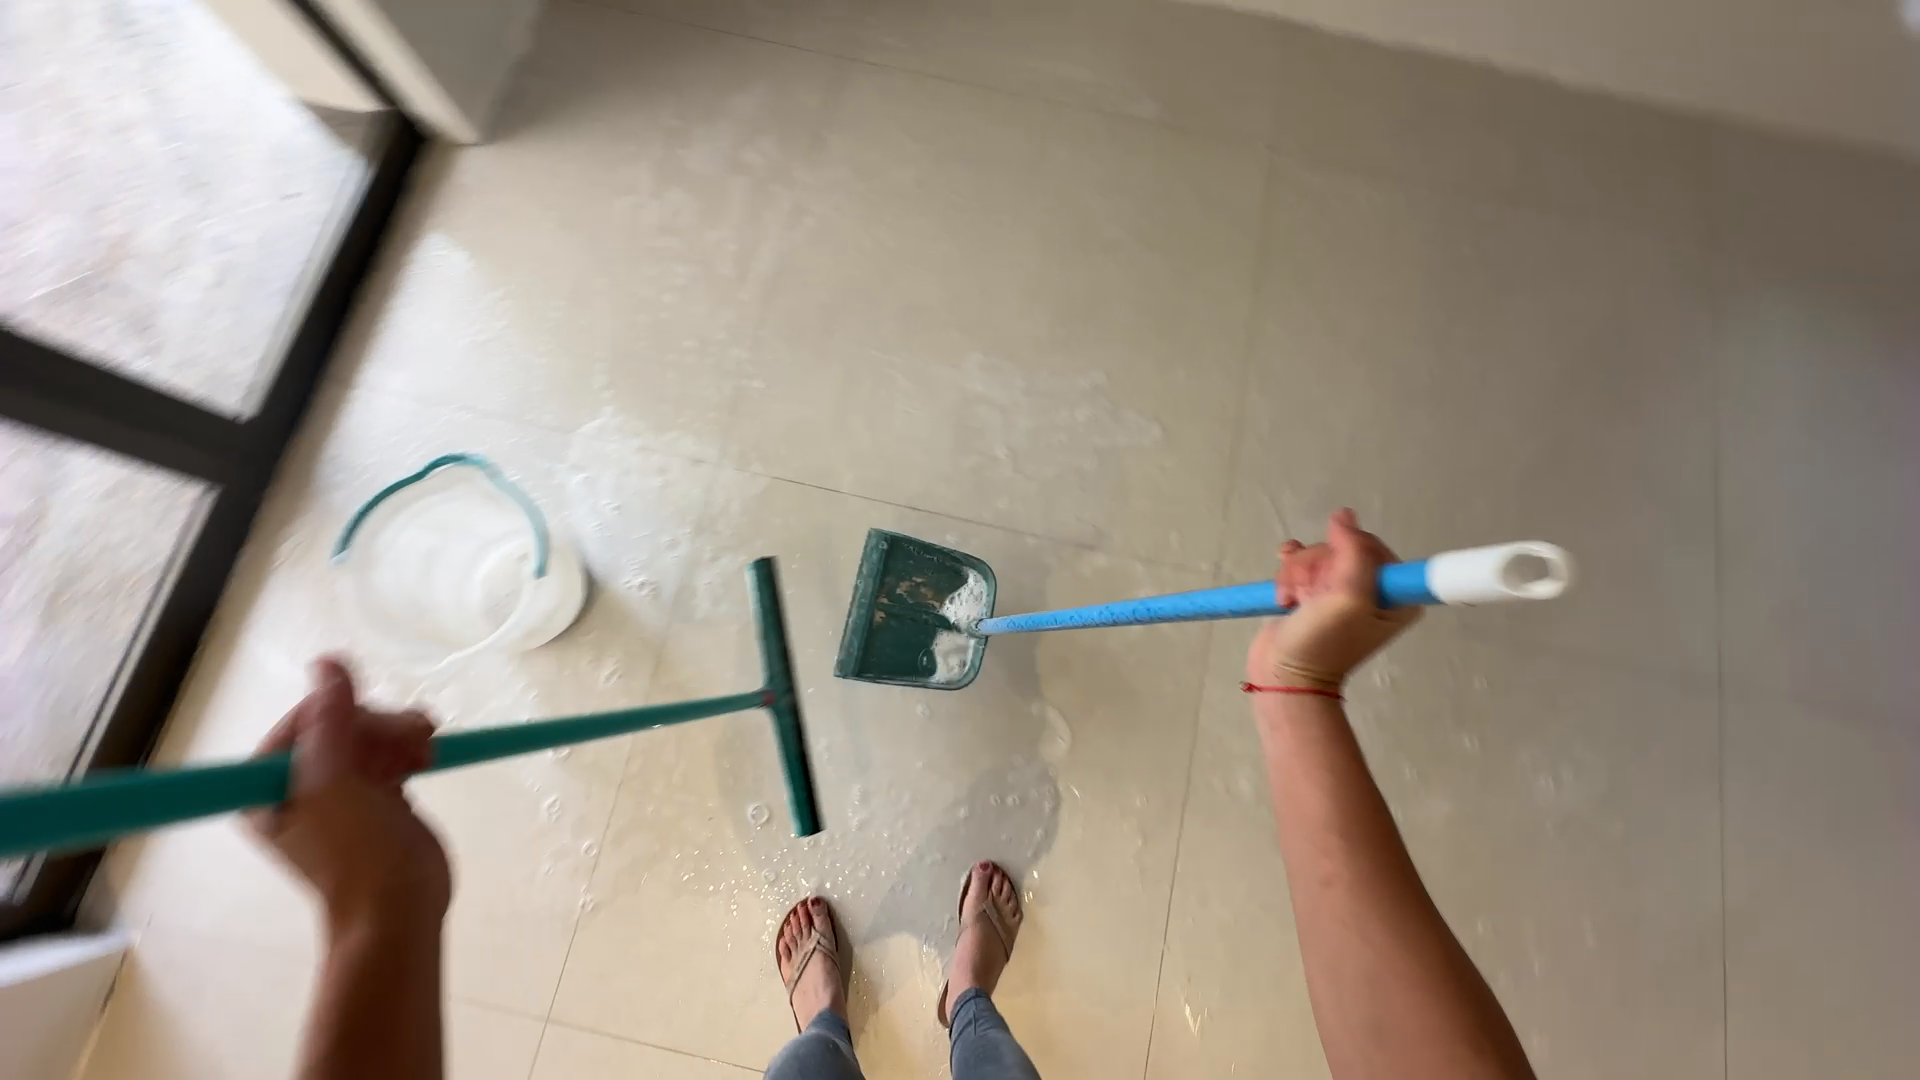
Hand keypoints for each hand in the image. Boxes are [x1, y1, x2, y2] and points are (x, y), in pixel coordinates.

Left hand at [249, 658, 450, 936]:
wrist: (399, 906)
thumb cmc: (357, 851)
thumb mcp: (336, 782)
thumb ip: (331, 720)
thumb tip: (328, 661)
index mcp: (267, 788)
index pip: (304, 721)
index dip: (348, 713)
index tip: (383, 729)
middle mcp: (298, 787)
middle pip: (344, 726)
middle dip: (384, 726)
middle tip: (422, 735)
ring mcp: (341, 793)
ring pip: (373, 737)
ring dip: (404, 734)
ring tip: (430, 748)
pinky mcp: (380, 798)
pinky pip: (392, 755)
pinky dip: (411, 748)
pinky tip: (429, 756)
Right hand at [1247, 508, 1420, 689]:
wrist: (1283, 675)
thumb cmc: (1323, 643)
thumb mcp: (1349, 597)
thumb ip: (1354, 551)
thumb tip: (1343, 515)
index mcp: (1395, 595)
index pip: (1373, 546)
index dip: (1346, 552)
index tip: (1331, 576)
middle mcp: (1371, 591)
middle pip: (1340, 549)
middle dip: (1314, 564)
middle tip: (1307, 593)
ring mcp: (1338, 592)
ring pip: (1315, 556)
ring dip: (1295, 572)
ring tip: (1290, 599)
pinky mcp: (1311, 594)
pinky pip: (1299, 564)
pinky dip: (1286, 572)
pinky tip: (1282, 589)